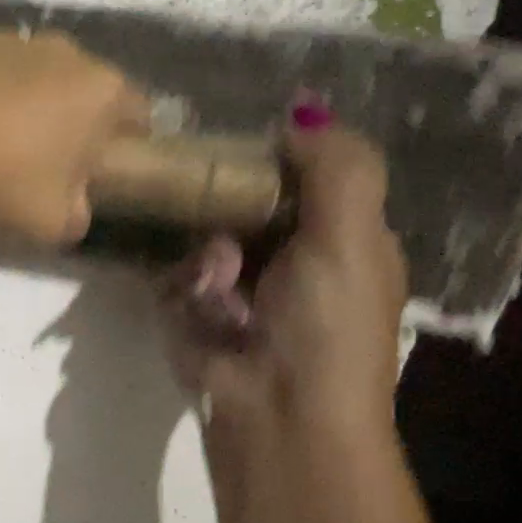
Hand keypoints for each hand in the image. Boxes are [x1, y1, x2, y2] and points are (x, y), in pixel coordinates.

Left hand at [0, 30, 149, 244]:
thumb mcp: (51, 225)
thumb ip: (77, 213)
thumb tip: (73, 206)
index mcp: (99, 90)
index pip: (136, 115)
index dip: (120, 146)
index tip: (94, 174)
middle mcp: (59, 51)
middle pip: (77, 87)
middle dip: (65, 119)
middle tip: (34, 162)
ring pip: (23, 73)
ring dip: (13, 101)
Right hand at [163, 122, 406, 438]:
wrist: (277, 410)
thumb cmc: (326, 324)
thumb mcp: (351, 238)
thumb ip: (336, 170)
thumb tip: (302, 112)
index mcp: (339, 238)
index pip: (299, 176)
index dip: (270, 159)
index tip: (236, 150)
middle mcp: (286, 257)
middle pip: (238, 201)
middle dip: (224, 211)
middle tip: (225, 233)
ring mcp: (235, 286)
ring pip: (197, 235)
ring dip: (203, 257)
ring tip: (216, 288)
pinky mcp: (189, 310)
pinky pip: (170, 273)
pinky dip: (181, 286)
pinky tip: (198, 308)